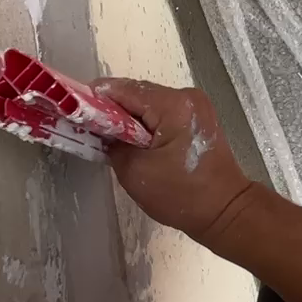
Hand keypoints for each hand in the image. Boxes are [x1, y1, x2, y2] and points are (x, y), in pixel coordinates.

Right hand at [98, 79, 258, 242]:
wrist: (226, 212)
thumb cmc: (181, 196)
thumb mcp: (135, 172)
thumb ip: (112, 144)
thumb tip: (99, 129)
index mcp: (173, 104)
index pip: (124, 89)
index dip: (96, 98)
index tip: (75, 110)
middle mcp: (186, 96)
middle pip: (137, 93)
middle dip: (112, 110)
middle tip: (90, 128)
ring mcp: (194, 105)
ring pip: (149, 102)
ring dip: (129, 117)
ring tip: (110, 138)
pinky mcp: (196, 117)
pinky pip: (162, 112)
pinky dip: (145, 123)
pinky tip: (133, 141)